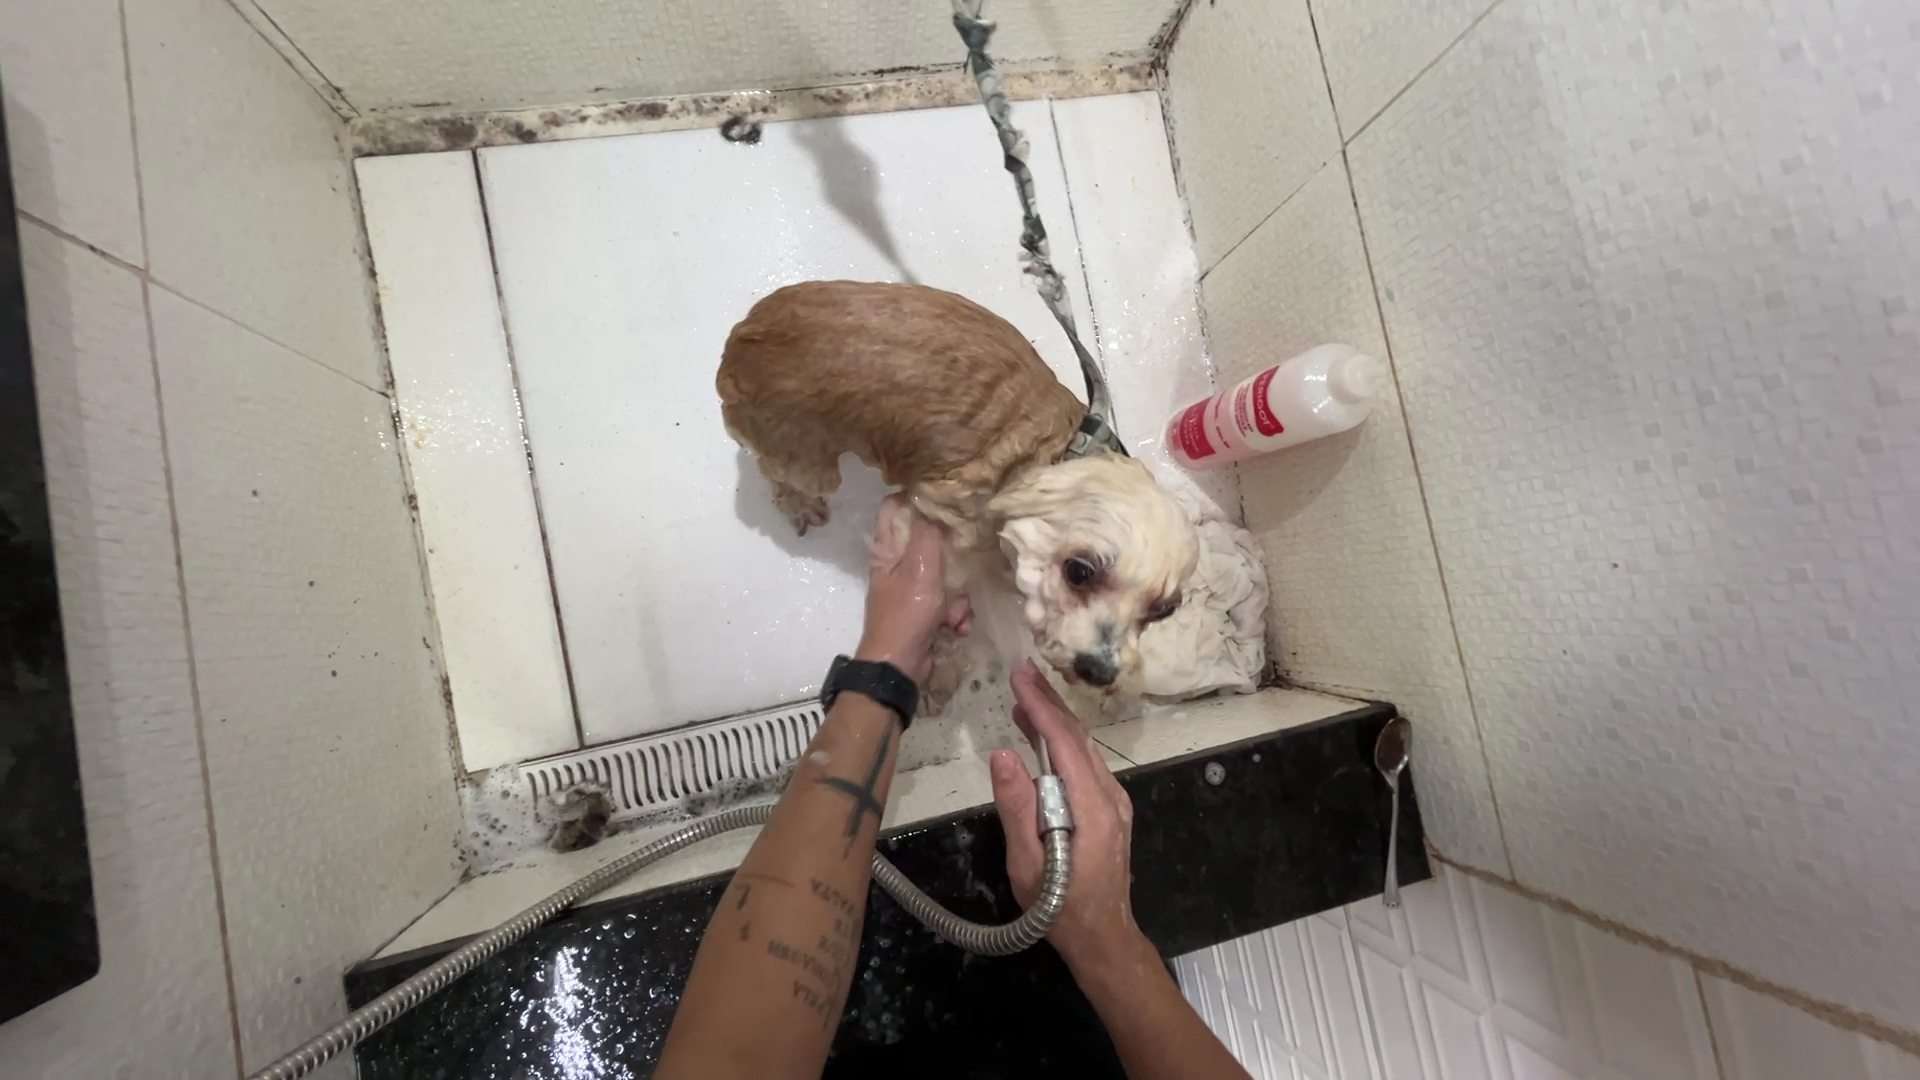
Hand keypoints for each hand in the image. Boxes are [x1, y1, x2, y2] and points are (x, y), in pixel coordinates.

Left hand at [856, 495, 969, 685]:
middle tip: (961, 561)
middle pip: (928, 541)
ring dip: (957, 596)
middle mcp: (897, 565)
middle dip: (950, 558)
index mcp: (887, 550)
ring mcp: (911, 589)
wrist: (899, 668)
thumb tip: (931, 499)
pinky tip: (956, 628)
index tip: (944, 496)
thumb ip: (928, 534)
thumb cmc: (906, 615)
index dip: (915, 497)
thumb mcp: (920, 569)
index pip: (894, 507)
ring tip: (953, 613)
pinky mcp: (924, 610)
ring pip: (945, 575)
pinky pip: (949, 601)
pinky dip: (956, 615)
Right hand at [989, 661, 1147, 974]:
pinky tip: (1039, 735)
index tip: (1019, 676)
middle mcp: (1110, 795)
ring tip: (1025, 693)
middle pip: (1079, 737)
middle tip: (1022, 670)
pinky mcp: (1108, 808)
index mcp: (1093, 806)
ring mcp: (1113, 801)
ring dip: (1054, 718)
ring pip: (1083, 747)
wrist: (1103, 939)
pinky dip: (1061, 741)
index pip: (1065, 742)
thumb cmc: (1058, 908)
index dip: (1041, 706)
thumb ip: (1017, 808)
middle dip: (1050, 700)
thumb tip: (1003, 752)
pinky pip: (1083, 763)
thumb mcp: (1027, 864)